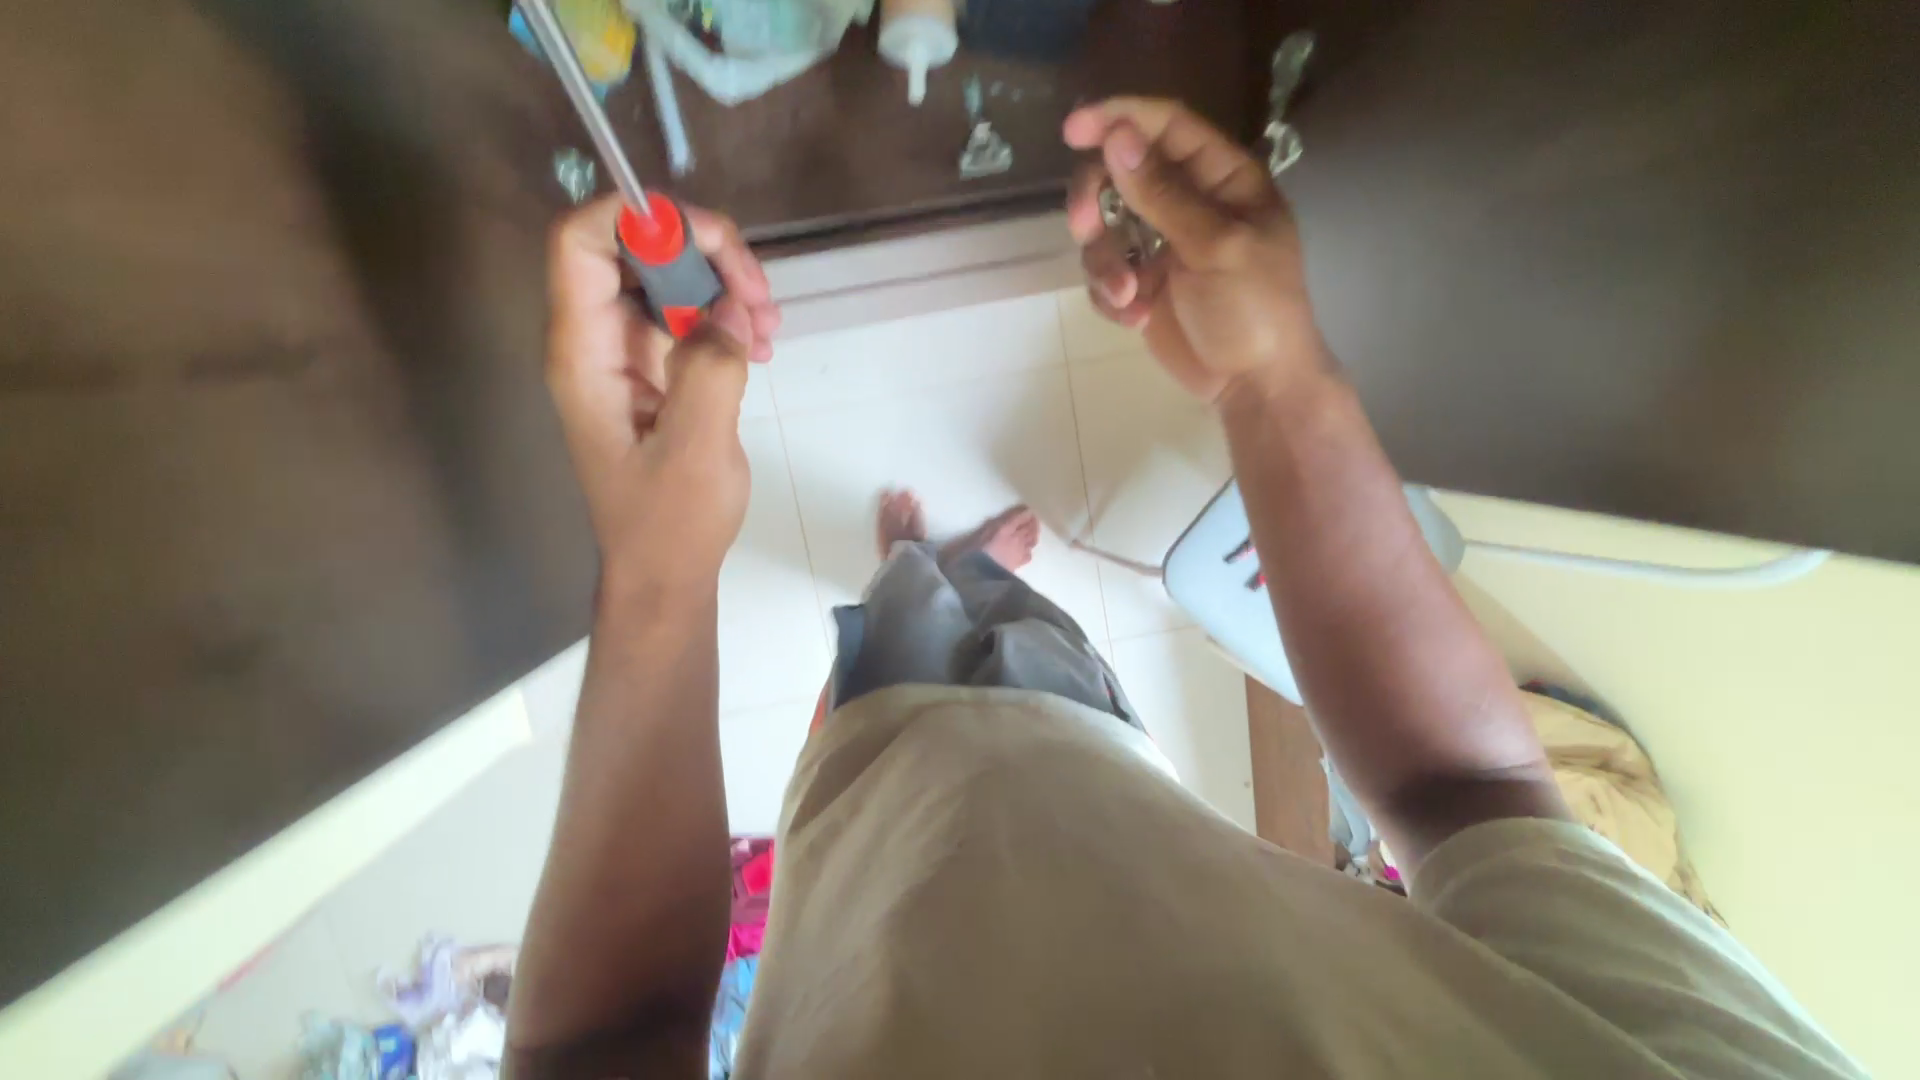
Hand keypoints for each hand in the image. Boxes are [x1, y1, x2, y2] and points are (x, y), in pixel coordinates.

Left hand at [544, 195, 781, 600]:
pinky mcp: (657, 375)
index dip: (634, 217)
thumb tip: (731, 312)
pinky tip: (759, 346)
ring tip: (768, 325)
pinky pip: (687, 321)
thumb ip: (710, 372)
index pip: (580, 245)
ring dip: (721, 289)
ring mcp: (627, 358)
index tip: (709, 239)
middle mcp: (596, 344)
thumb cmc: (669, 523)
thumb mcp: (696, 451)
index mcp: (583, 354)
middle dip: (700, 256)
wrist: (665, 571)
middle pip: (632, 254)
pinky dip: (725, 320)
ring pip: (666, 283)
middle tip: (759, 293)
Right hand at [1064, 98, 1326, 401]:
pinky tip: (1135, 318)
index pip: (1166, 127)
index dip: (1119, 118)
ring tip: (1126, 298)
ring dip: (1103, 263)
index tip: (1073, 128)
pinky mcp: (1141, 287)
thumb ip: (1162, 194)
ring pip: (1103, 229)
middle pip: (1119, 173)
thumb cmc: (1253, 308)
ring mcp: (1161, 247)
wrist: (1252, 384)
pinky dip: (1110, 296)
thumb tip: (1116, 138)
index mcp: (1221, 179)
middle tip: (1081, 227)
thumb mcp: (1215, 245)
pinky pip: (1103, 274)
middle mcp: (1187, 204)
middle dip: (1094, 200)